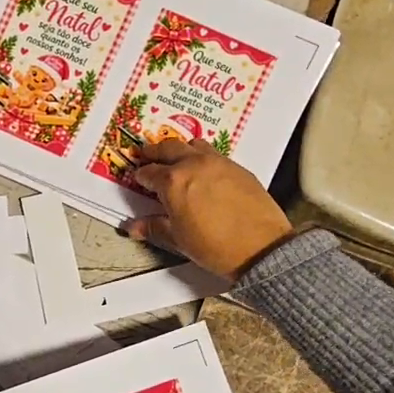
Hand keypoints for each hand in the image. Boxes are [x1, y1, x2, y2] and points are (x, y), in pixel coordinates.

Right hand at [121, 139, 294, 280]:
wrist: (259, 247)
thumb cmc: (216, 246)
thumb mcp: (178, 239)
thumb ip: (154, 227)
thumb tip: (134, 227)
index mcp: (173, 181)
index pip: (149, 172)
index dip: (141, 175)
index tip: (139, 178)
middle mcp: (194, 164)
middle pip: (168, 148)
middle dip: (154, 151)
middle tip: (147, 154)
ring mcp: (218, 163)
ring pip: (193, 145)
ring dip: (180, 149)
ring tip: (176, 157)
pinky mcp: (238, 167)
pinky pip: (215, 154)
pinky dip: (203, 156)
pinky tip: (204, 170)